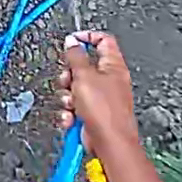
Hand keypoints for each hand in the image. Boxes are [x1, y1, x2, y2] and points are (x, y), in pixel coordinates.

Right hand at [56, 30, 139, 157]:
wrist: (109, 144)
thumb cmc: (105, 111)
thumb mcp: (84, 76)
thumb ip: (75, 56)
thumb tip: (71, 41)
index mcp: (113, 66)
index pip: (102, 40)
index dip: (86, 37)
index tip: (72, 42)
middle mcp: (109, 80)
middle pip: (83, 65)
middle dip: (69, 73)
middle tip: (68, 79)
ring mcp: (101, 98)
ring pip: (75, 87)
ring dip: (68, 95)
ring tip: (72, 103)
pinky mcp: (92, 113)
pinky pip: (74, 106)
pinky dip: (70, 112)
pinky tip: (73, 117)